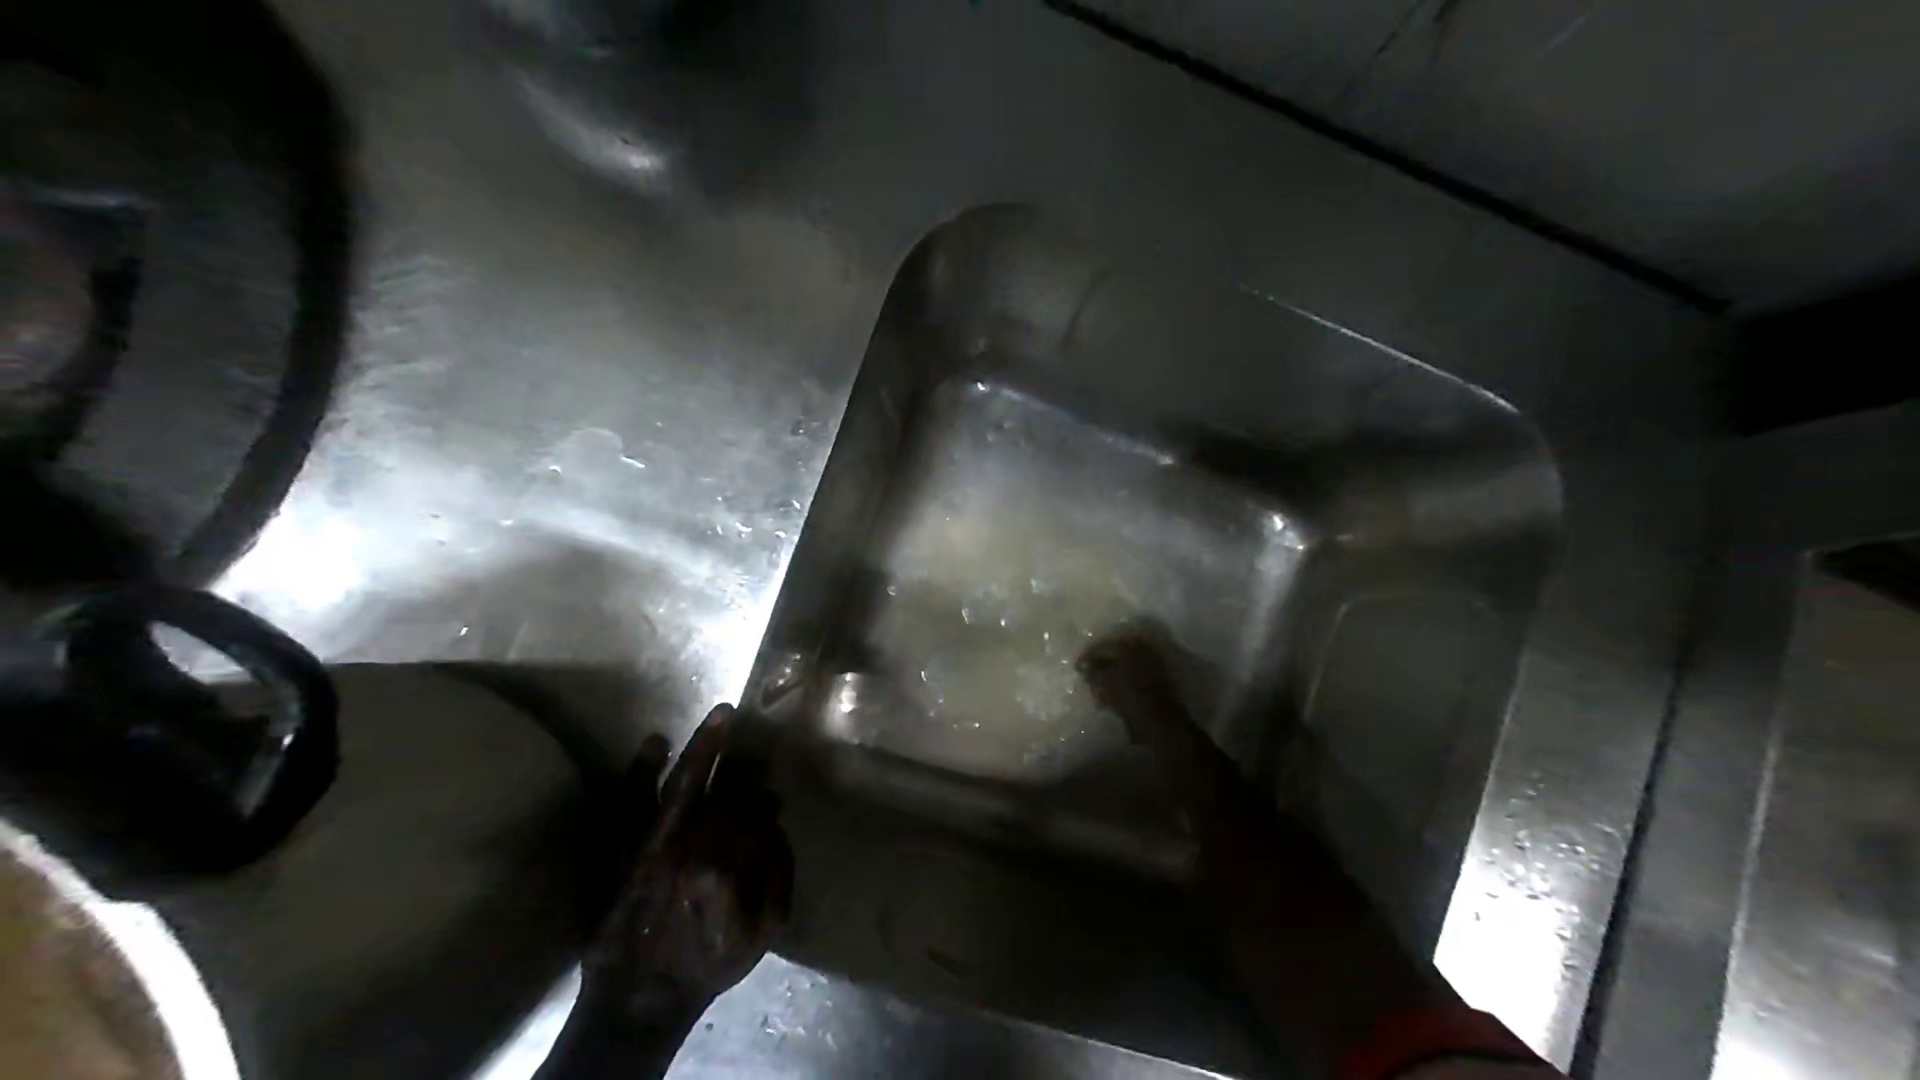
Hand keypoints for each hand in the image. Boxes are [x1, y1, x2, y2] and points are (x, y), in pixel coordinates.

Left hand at [583, 704, 792, 1014]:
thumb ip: (778, 873)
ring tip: (722, 714)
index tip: (773, 801)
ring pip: (681, 788)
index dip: (764, 805)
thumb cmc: (708, 962)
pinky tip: (655, 742)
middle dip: (744, 772)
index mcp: (720, 872)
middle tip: (758, 754)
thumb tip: (776, 828)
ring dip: (703, 748)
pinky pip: (629, 805)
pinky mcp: (623, 850)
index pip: (750, 819)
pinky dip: (639, 773)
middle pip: (721, 796)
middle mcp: (683, 851)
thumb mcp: (763, 929)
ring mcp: (649, 847)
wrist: (640, 996)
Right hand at [1076, 629, 1188, 741]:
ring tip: (1098, 691)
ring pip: (1124, 668)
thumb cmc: (1128, 694)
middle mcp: (1142, 650)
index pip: (1102, 647)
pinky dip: (1121, 685)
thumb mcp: (1104, 681)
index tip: (1077, 668)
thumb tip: (1083, 666)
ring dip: (1110, 678)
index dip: (1087, 657)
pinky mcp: (1157, 682)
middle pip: (1114, 656)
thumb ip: (1092, 671)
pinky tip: (1112, 698)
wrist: (1159, 718)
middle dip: (1100, 667)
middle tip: (1087, 678)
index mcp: (1128, 645)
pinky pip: (1133, 679)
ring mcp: (1152, 666)